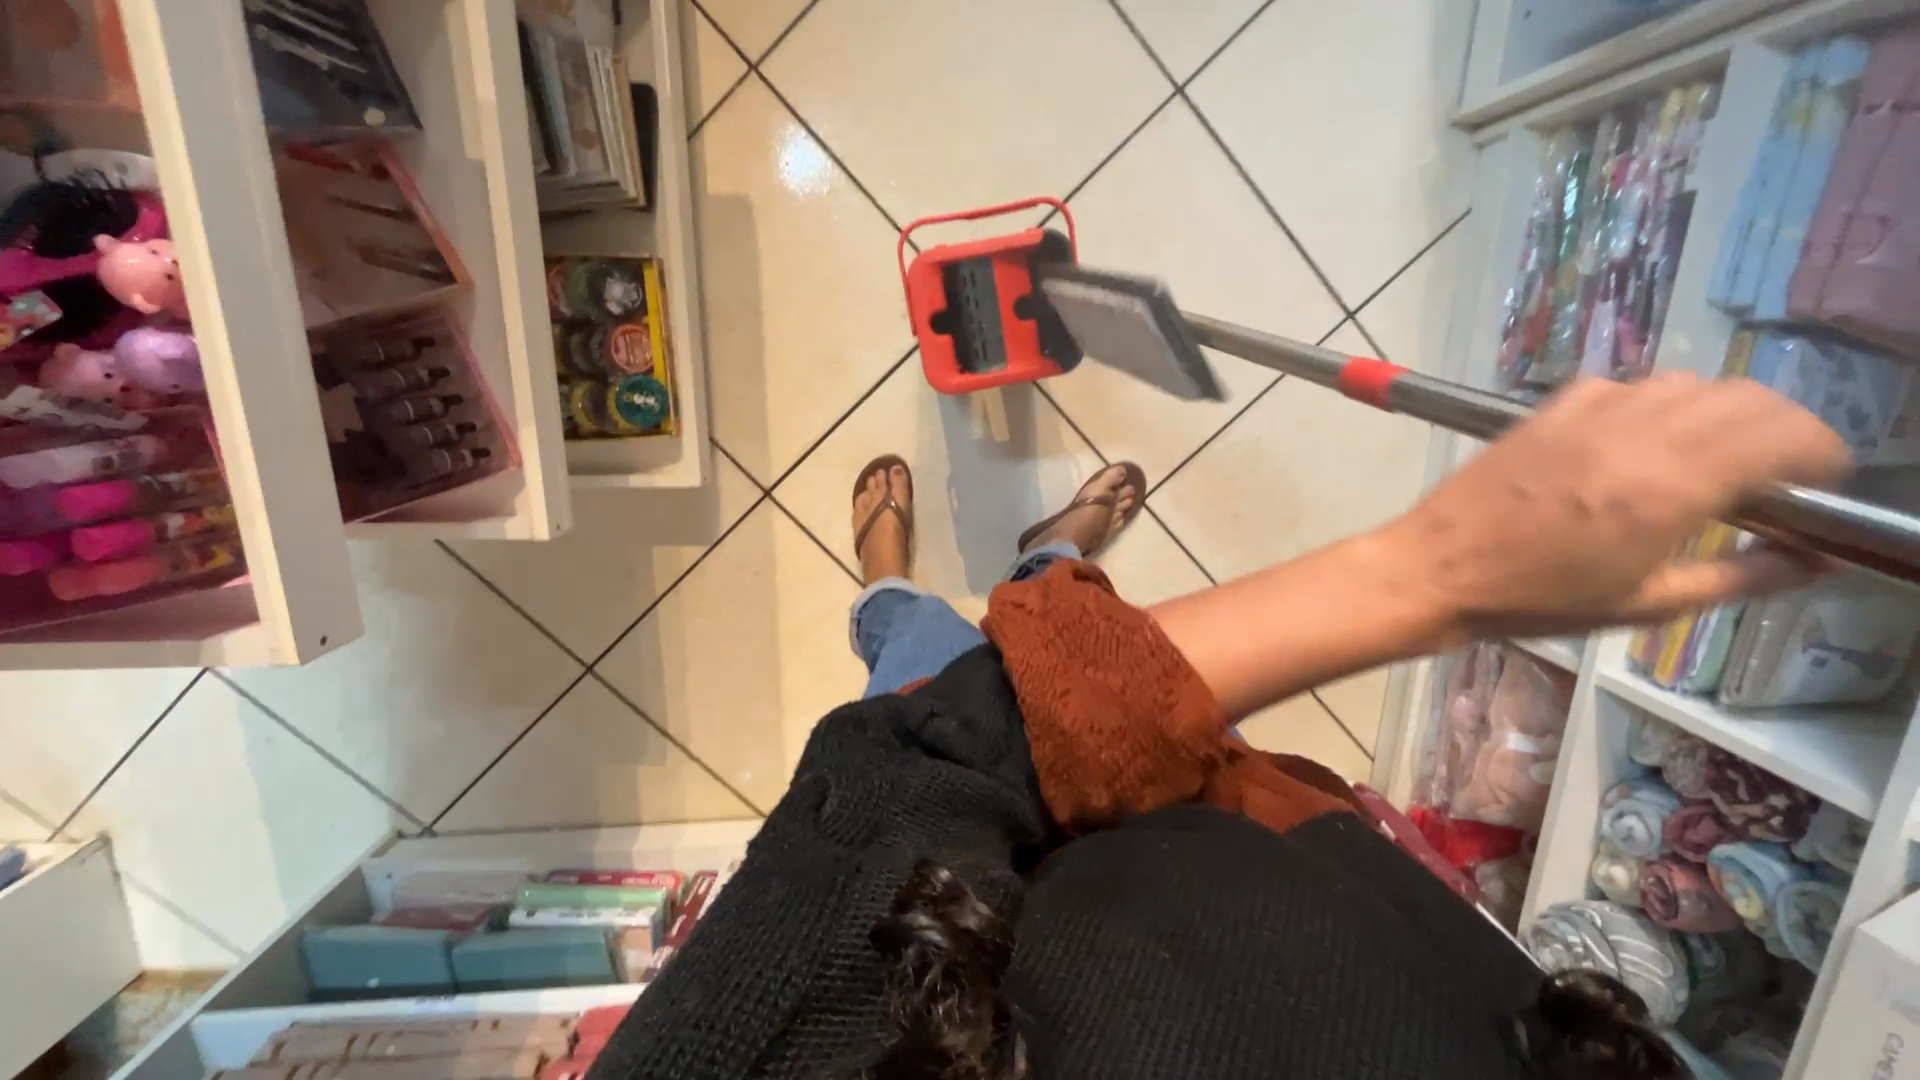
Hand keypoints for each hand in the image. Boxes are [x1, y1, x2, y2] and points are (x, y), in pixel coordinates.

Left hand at [1389, 373, 1852, 642]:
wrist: (1434, 569)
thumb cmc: (1534, 598)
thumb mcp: (1645, 604)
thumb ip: (1738, 576)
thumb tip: (1817, 560)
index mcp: (1669, 486)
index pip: (1785, 432)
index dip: (1819, 452)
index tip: (1813, 483)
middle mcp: (1634, 436)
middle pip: (1745, 396)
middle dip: (1776, 428)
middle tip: (1766, 473)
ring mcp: (1583, 416)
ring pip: (1683, 382)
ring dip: (1711, 411)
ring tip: (1700, 457)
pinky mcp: (1542, 412)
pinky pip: (1618, 385)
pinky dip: (1644, 402)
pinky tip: (1629, 441)